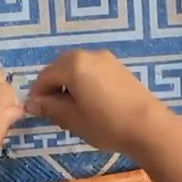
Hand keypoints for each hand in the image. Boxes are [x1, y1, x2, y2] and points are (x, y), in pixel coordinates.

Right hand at [24, 49, 177, 157]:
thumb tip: (32, 103)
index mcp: (73, 64)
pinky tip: (91, 104)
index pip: (45, 77)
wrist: (148, 127)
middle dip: (54, 88)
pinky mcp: (119, 67)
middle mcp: (88, 54)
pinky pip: (92, 71)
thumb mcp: (72, 118)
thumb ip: (50, 107)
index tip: (37, 113)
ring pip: (77, 69)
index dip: (37, 95)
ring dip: (69, 86)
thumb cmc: (105, 123)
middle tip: (56, 113)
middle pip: (60, 69)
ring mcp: (106, 59)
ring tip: (74, 111)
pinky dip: (84, 83)